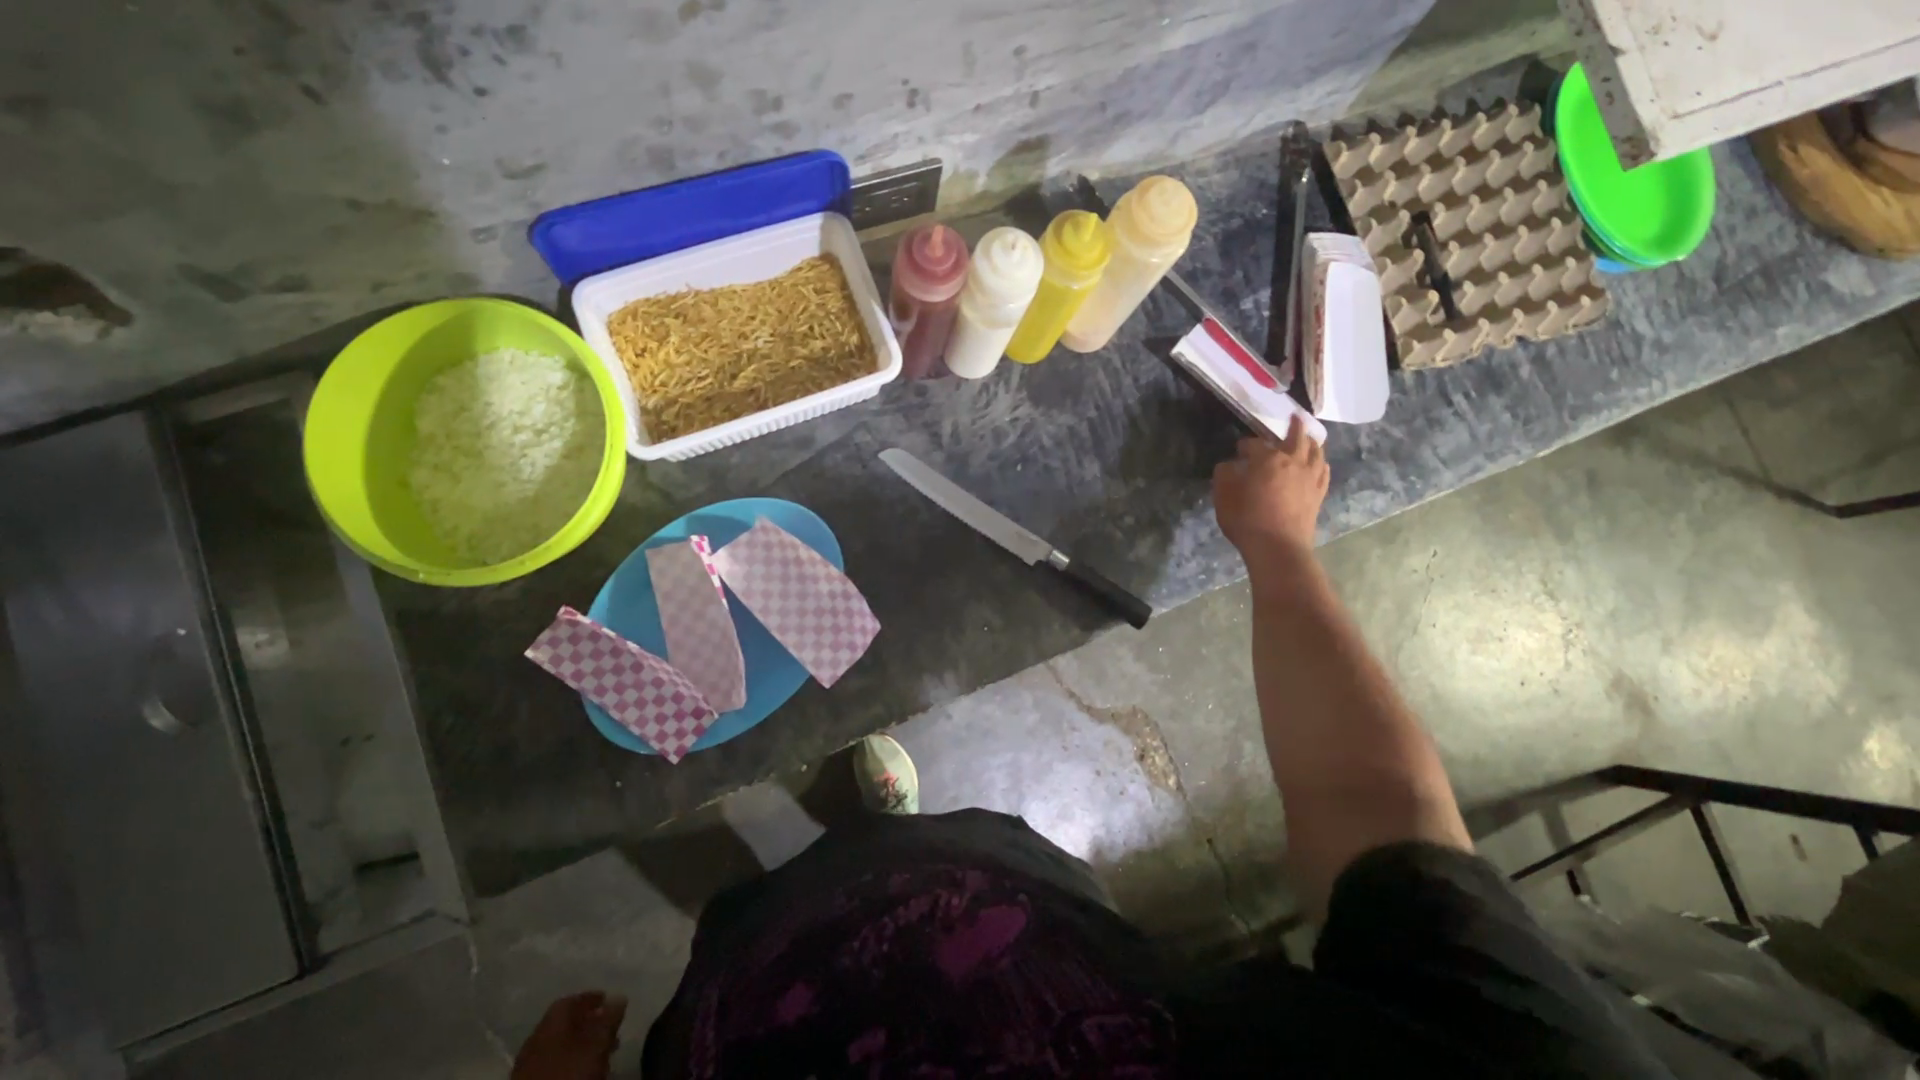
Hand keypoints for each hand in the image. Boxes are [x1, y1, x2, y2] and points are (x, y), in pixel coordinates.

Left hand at [511, 992, 627, 1079]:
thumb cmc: (568, 1075)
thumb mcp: (596, 1046)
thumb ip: (608, 1021)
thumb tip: (618, 997)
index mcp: (549, 1026)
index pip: (568, 1001)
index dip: (589, 998)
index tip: (608, 1000)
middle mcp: (536, 1040)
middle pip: (563, 1024)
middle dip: (588, 1022)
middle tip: (610, 1026)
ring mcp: (529, 1065)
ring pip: (559, 1045)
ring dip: (582, 1044)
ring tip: (604, 1051)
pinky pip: (555, 1063)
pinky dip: (572, 1060)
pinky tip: (585, 1070)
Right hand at [1212, 415, 1328, 577]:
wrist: (1278, 548)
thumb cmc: (1247, 520)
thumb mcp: (1223, 497)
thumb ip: (1224, 476)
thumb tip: (1229, 466)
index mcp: (1268, 459)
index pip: (1255, 444)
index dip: (1245, 445)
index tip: (1238, 450)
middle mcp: (1293, 461)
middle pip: (1296, 437)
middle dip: (1293, 426)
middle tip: (1294, 417)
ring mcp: (1310, 477)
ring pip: (1316, 451)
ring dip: (1312, 441)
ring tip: (1310, 437)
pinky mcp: (1319, 493)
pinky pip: (1324, 471)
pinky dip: (1321, 462)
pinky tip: (1319, 463)